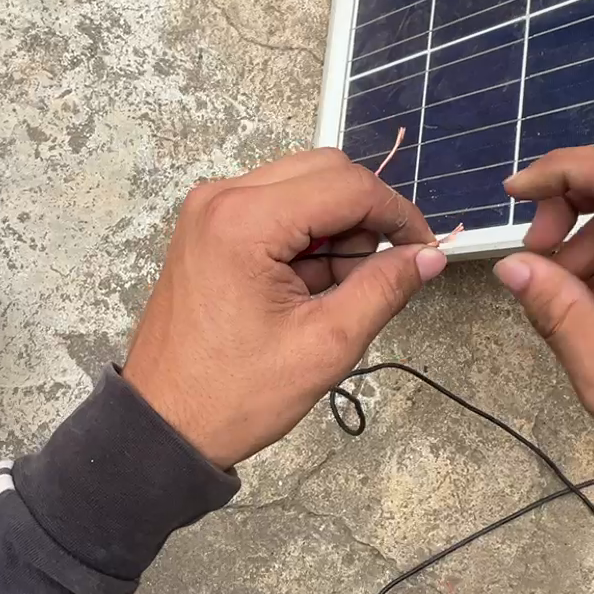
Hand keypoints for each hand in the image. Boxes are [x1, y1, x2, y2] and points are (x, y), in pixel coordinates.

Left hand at [123, 149, 446, 468]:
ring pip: (302, 185)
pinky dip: (305, 235)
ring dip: (336, 226)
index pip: (347, 186)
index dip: (398, 214)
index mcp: (244, 221)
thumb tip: (429, 256)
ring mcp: (210, 209)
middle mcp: (221, 197)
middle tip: (378, 272)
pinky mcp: (208, 227)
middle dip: (365, 216)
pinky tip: (305, 284)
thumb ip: (383, 290)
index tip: (423, 249)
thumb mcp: (324, 345)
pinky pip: (275, 206)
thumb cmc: (233, 394)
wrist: (164, 422)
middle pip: (325, 171)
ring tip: (331, 290)